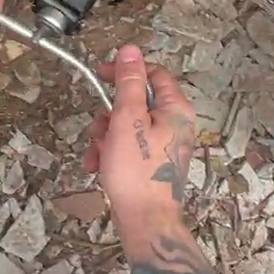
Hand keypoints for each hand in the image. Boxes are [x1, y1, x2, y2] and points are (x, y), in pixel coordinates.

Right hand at [81, 45, 195, 225]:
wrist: (145, 221)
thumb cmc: (138, 174)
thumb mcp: (127, 119)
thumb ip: (128, 83)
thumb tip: (130, 52)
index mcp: (175, 110)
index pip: (152, 74)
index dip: (126, 71)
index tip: (102, 74)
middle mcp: (174, 126)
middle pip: (134, 103)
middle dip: (108, 115)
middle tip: (100, 128)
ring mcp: (163, 147)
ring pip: (125, 127)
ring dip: (104, 138)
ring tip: (98, 154)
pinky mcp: (151, 165)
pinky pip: (126, 149)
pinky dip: (109, 155)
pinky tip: (98, 167)